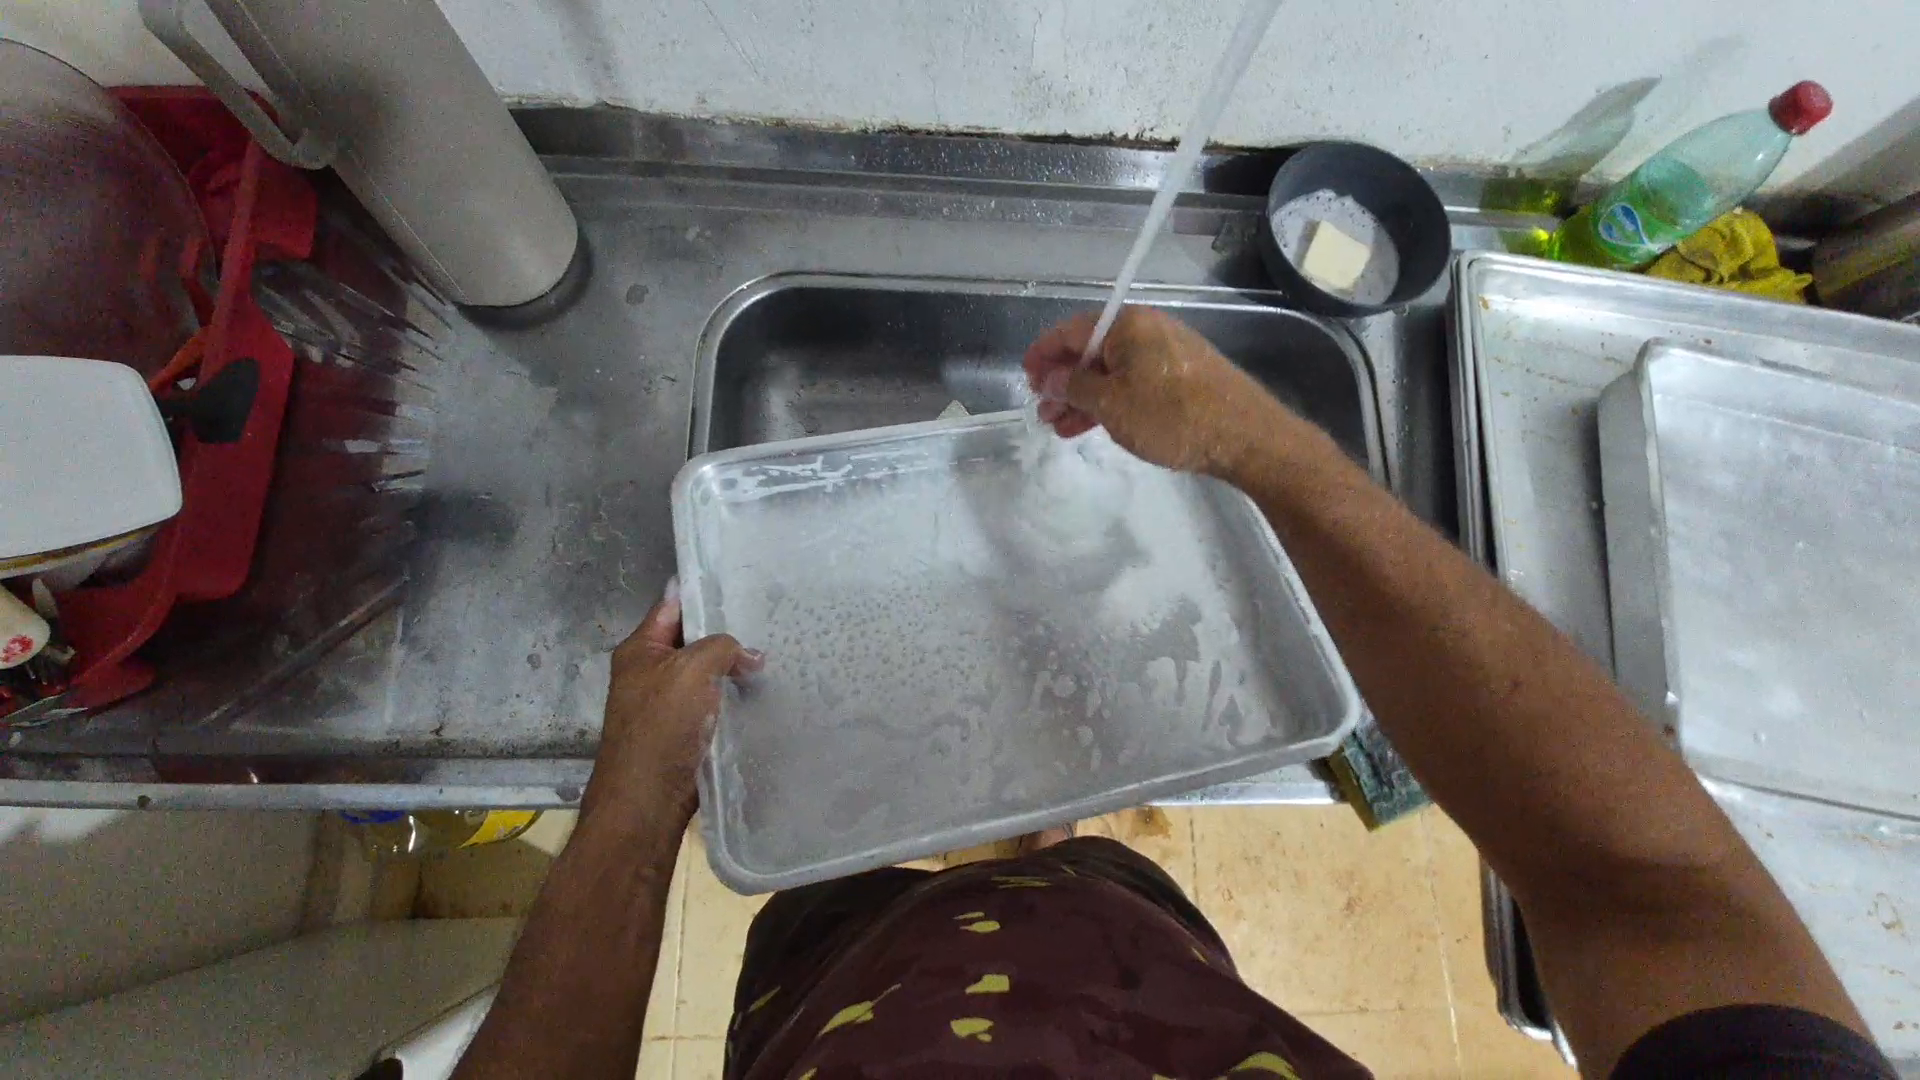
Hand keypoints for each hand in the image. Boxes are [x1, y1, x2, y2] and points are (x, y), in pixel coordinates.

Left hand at [583, 581, 762, 823]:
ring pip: (708, 672)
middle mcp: (651, 671)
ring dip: (734, 667)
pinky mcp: (686, 730)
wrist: (647, 800)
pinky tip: (764, 689)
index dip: (703, 592)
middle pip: (694, 639)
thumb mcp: (692, 670)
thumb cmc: (662, 726)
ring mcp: (668, 702)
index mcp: (640, 649)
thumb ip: (723, 647)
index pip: (673, 605)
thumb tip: (750, 656)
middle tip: (769, 618)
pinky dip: (735, 695)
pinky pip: (714, 701)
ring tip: (775, 651)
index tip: (741, 581)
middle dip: (727, 632)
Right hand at [1022, 306, 1287, 476]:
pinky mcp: (1180, 379)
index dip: (1043, 353)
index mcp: (1128, 325)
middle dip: (1062, 383)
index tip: (1025, 377)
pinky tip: (1094, 426)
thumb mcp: (1111, 404)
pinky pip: (1132, 385)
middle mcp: (1146, 332)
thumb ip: (1073, 387)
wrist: (1245, 437)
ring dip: (1083, 399)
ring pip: (1111, 374)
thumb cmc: (1171, 416)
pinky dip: (1110, 403)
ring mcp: (1165, 356)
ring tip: (1061, 428)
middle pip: (1091, 352)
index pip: (1072, 330)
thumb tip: (1048, 378)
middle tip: (1042, 412)